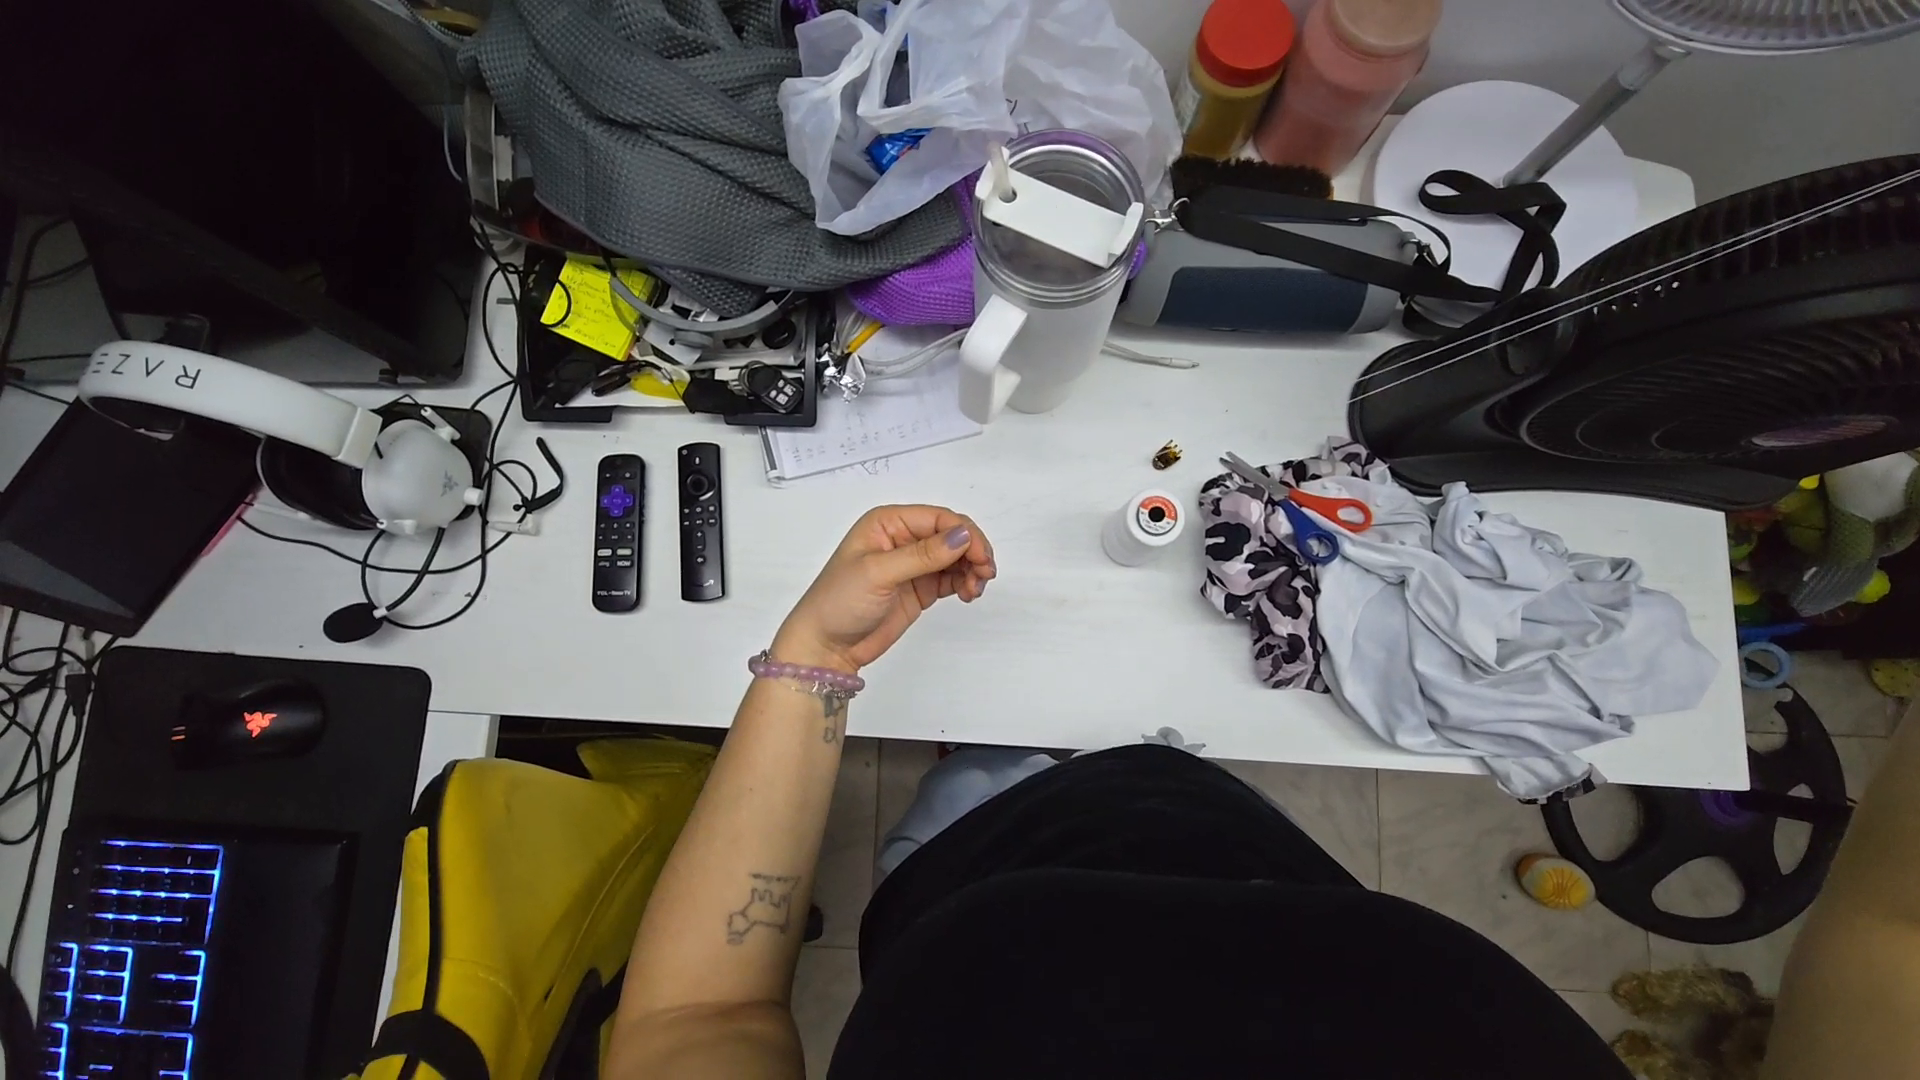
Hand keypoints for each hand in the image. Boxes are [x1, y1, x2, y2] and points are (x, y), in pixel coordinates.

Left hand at [772, 505, 995, 673]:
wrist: (826, 646)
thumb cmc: (840, 601)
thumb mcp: (879, 573)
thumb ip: (923, 555)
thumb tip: (963, 536)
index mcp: (888, 522)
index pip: (938, 518)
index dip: (964, 533)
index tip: (980, 557)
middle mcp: (903, 537)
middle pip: (952, 534)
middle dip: (973, 550)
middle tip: (985, 574)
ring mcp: (913, 564)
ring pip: (956, 556)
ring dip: (972, 568)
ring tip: (975, 589)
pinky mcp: (920, 588)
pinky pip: (952, 577)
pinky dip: (966, 582)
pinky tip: (969, 593)